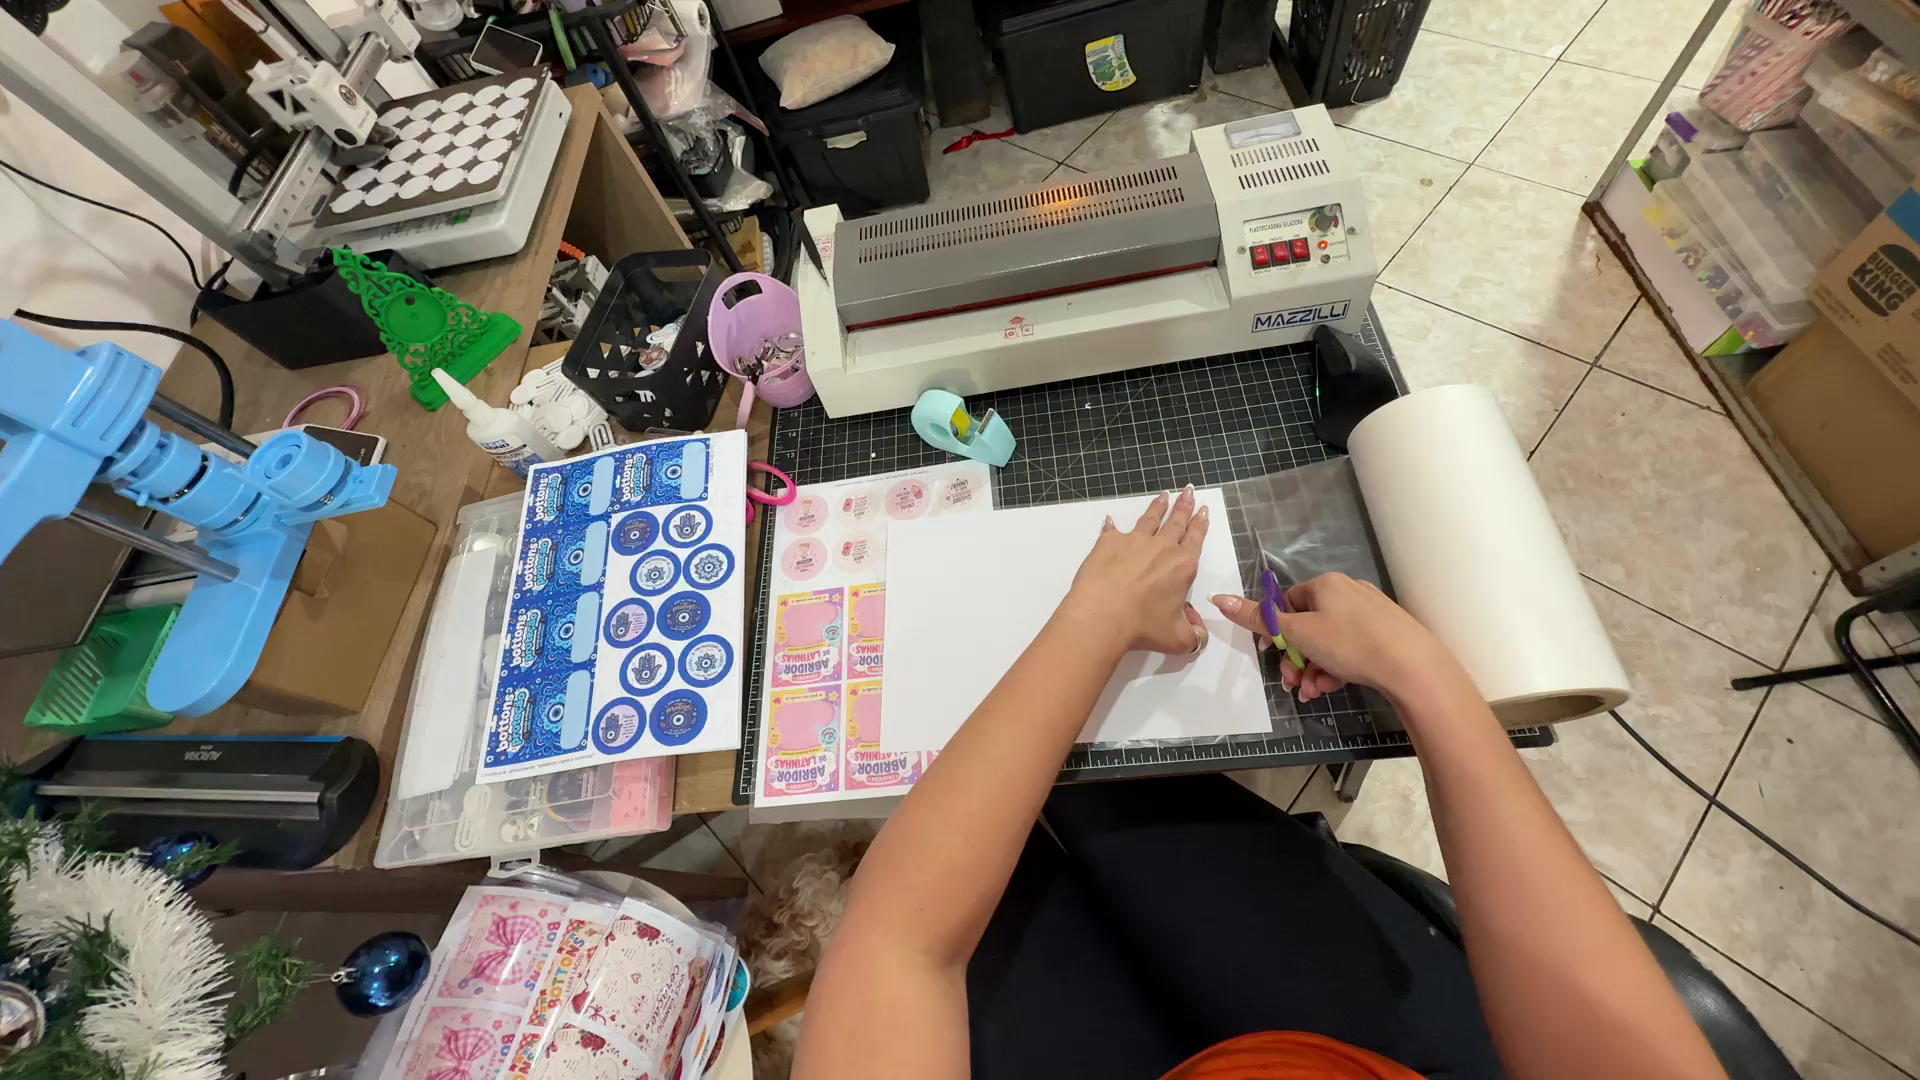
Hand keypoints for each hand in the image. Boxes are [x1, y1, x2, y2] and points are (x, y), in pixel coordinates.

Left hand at [1061, 485, 1209, 655]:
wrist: (1102, 615)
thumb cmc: (1143, 627)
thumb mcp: (1178, 639)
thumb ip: (1193, 635)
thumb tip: (1197, 630)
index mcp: (1183, 567)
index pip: (1195, 539)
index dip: (1200, 524)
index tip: (1203, 510)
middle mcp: (1161, 548)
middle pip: (1176, 522)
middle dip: (1184, 506)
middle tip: (1188, 491)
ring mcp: (1134, 541)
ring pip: (1150, 519)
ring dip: (1158, 506)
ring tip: (1163, 495)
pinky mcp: (1108, 542)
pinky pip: (1112, 529)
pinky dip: (1112, 524)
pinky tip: (1110, 519)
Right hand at [1209, 572, 1454, 701]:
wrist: (1415, 668)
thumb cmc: (1349, 643)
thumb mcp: (1296, 632)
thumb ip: (1257, 618)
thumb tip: (1218, 597)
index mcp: (1326, 585)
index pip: (1287, 602)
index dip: (1274, 630)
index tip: (1269, 654)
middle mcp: (1348, 592)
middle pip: (1307, 625)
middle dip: (1294, 657)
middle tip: (1292, 681)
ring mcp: (1371, 615)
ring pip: (1328, 642)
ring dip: (1312, 668)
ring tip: (1311, 692)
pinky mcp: (1388, 636)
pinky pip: (1350, 650)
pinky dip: (1336, 669)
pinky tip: (1330, 689)